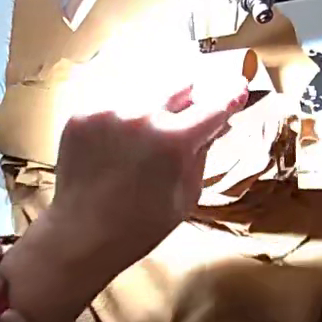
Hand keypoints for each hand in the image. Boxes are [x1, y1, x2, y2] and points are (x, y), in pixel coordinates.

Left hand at [37, 66, 249, 287]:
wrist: (83, 234)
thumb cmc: (141, 224)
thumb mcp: (186, 195)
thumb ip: (201, 154)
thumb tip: (213, 127)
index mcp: (174, 140)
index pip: (212, 107)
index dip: (230, 97)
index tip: (238, 86)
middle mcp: (142, 116)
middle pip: (178, 87)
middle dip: (188, 98)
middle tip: (187, 112)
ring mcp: (109, 112)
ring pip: (142, 95)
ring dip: (150, 110)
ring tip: (141, 142)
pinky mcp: (82, 115)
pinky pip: (111, 106)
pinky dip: (119, 120)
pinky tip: (114, 146)